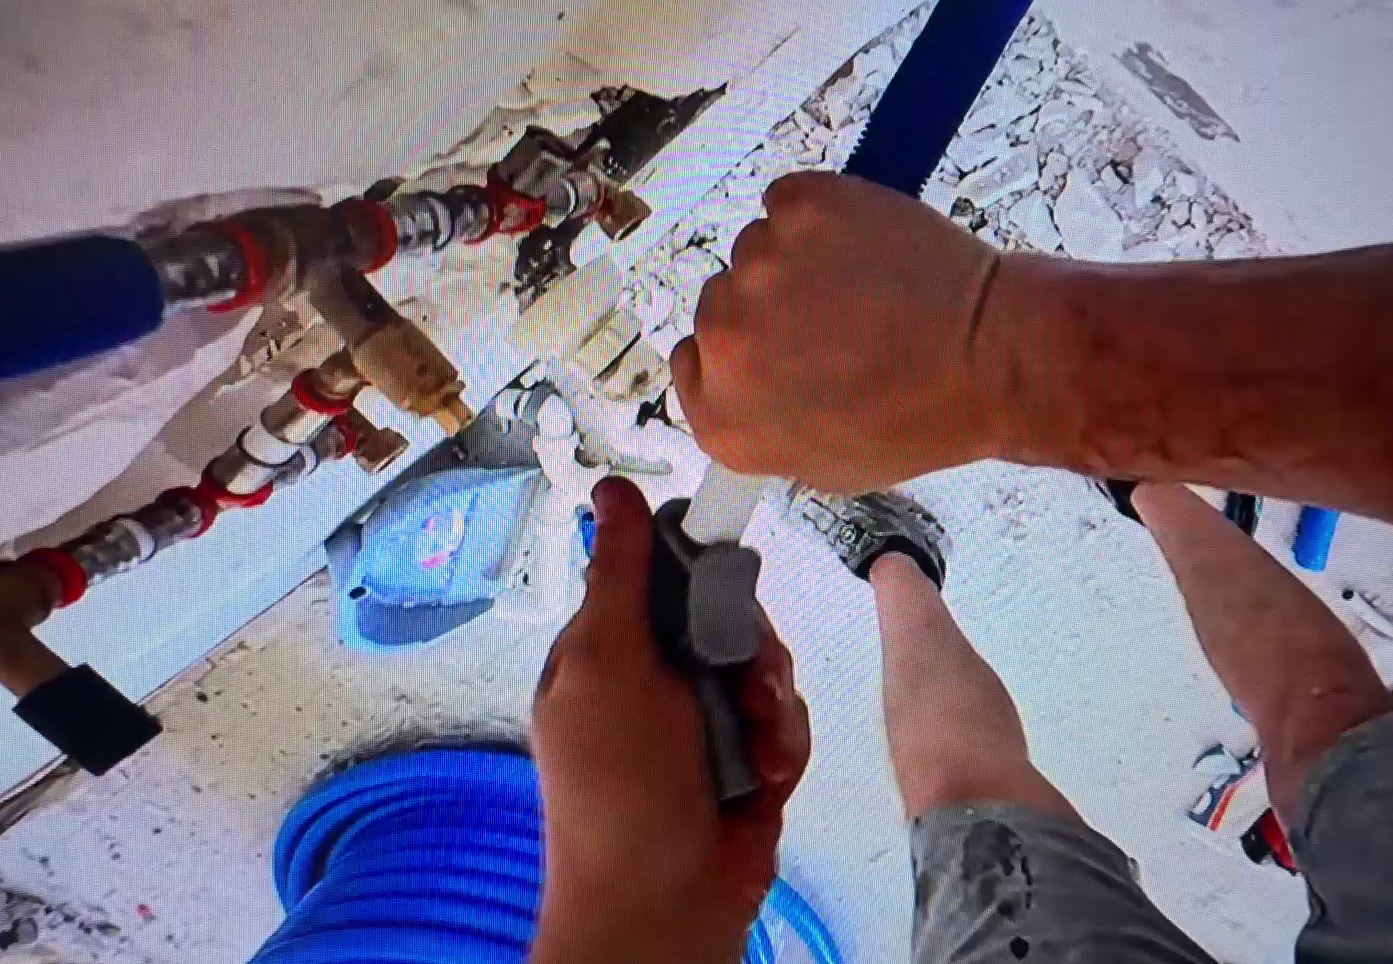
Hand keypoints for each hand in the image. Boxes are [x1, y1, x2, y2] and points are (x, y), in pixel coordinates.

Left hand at [530, 477, 810, 963]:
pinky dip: (784, 740)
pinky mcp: (748, 752)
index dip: (702, 569)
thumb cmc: (617, 782)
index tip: (733, 574)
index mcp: (614, 646)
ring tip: (761, 739)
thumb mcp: (606, 664)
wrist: (662, 906)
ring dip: (771, 699)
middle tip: (747, 680)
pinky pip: (785, 716)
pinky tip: (770, 771)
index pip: (666, 576)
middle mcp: (659, 674)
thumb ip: (621, 577)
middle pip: (728, 616)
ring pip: (765, 664)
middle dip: (750, 646)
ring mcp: (705, 715)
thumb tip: (613, 488)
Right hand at [671, 171, 1025, 494]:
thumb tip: (745, 390)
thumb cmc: (918, 416)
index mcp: (723, 417)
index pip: (689, 364)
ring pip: (754, 251)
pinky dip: (816, 215)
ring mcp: (758, 269)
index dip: (733, 353)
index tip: (766, 344)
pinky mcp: (799, 210)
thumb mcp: (822, 465)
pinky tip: (860, 246)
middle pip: (717, 304)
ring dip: (795, 261)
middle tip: (829, 319)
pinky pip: (785, 202)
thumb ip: (759, 426)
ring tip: (861, 288)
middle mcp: (724, 343)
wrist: (991, 357)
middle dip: (765, 308)